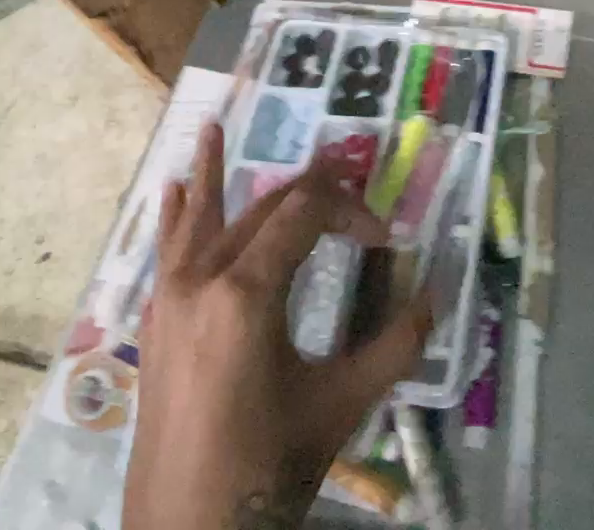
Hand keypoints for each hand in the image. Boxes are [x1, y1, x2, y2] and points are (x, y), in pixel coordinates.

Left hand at [124, 124, 432, 529]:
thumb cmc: (267, 467)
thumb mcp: (341, 405)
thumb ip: (394, 346)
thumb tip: (436, 296)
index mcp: (247, 292)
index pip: (306, 216)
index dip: (351, 211)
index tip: (386, 237)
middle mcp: (202, 279)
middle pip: (262, 210)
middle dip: (310, 196)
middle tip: (350, 194)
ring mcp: (171, 297)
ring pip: (200, 217)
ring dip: (212, 172)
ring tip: (213, 126)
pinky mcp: (157, 321)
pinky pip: (168, 251)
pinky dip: (176, 215)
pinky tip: (172, 190)